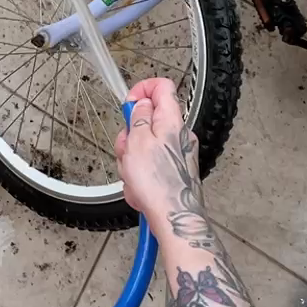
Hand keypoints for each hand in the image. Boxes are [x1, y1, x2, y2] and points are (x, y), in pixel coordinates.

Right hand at [114, 76, 199, 219]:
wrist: (173, 219)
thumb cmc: (158, 183)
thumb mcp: (138, 141)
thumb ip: (139, 116)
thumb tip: (141, 103)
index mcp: (172, 121)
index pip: (162, 87)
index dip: (141, 89)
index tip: (128, 104)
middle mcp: (178, 135)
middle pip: (147, 119)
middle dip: (129, 134)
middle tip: (128, 149)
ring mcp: (176, 154)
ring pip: (143, 145)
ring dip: (131, 159)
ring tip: (134, 173)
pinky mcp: (171, 171)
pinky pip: (147, 165)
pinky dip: (138, 175)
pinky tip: (139, 187)